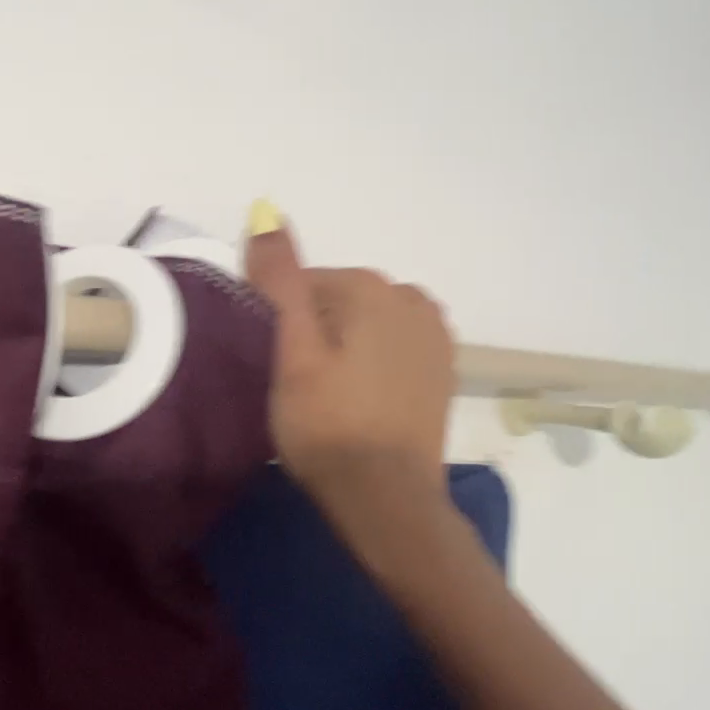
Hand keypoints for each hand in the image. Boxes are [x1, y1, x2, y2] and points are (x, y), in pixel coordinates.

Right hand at [243, 211, 461, 574]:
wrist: (386, 497)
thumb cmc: (326, 425)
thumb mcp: (291, 350)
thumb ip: (279, 280)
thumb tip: (267, 211)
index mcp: (371, 287)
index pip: (302, 285)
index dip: (280, 324)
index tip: (274, 365)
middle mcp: (411, 298)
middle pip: (337, 300)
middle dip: (315, 332)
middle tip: (298, 386)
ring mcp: (434, 334)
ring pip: (366, 323)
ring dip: (344, 346)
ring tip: (328, 396)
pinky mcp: (442, 368)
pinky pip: (392, 346)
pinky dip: (372, 361)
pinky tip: (361, 399)